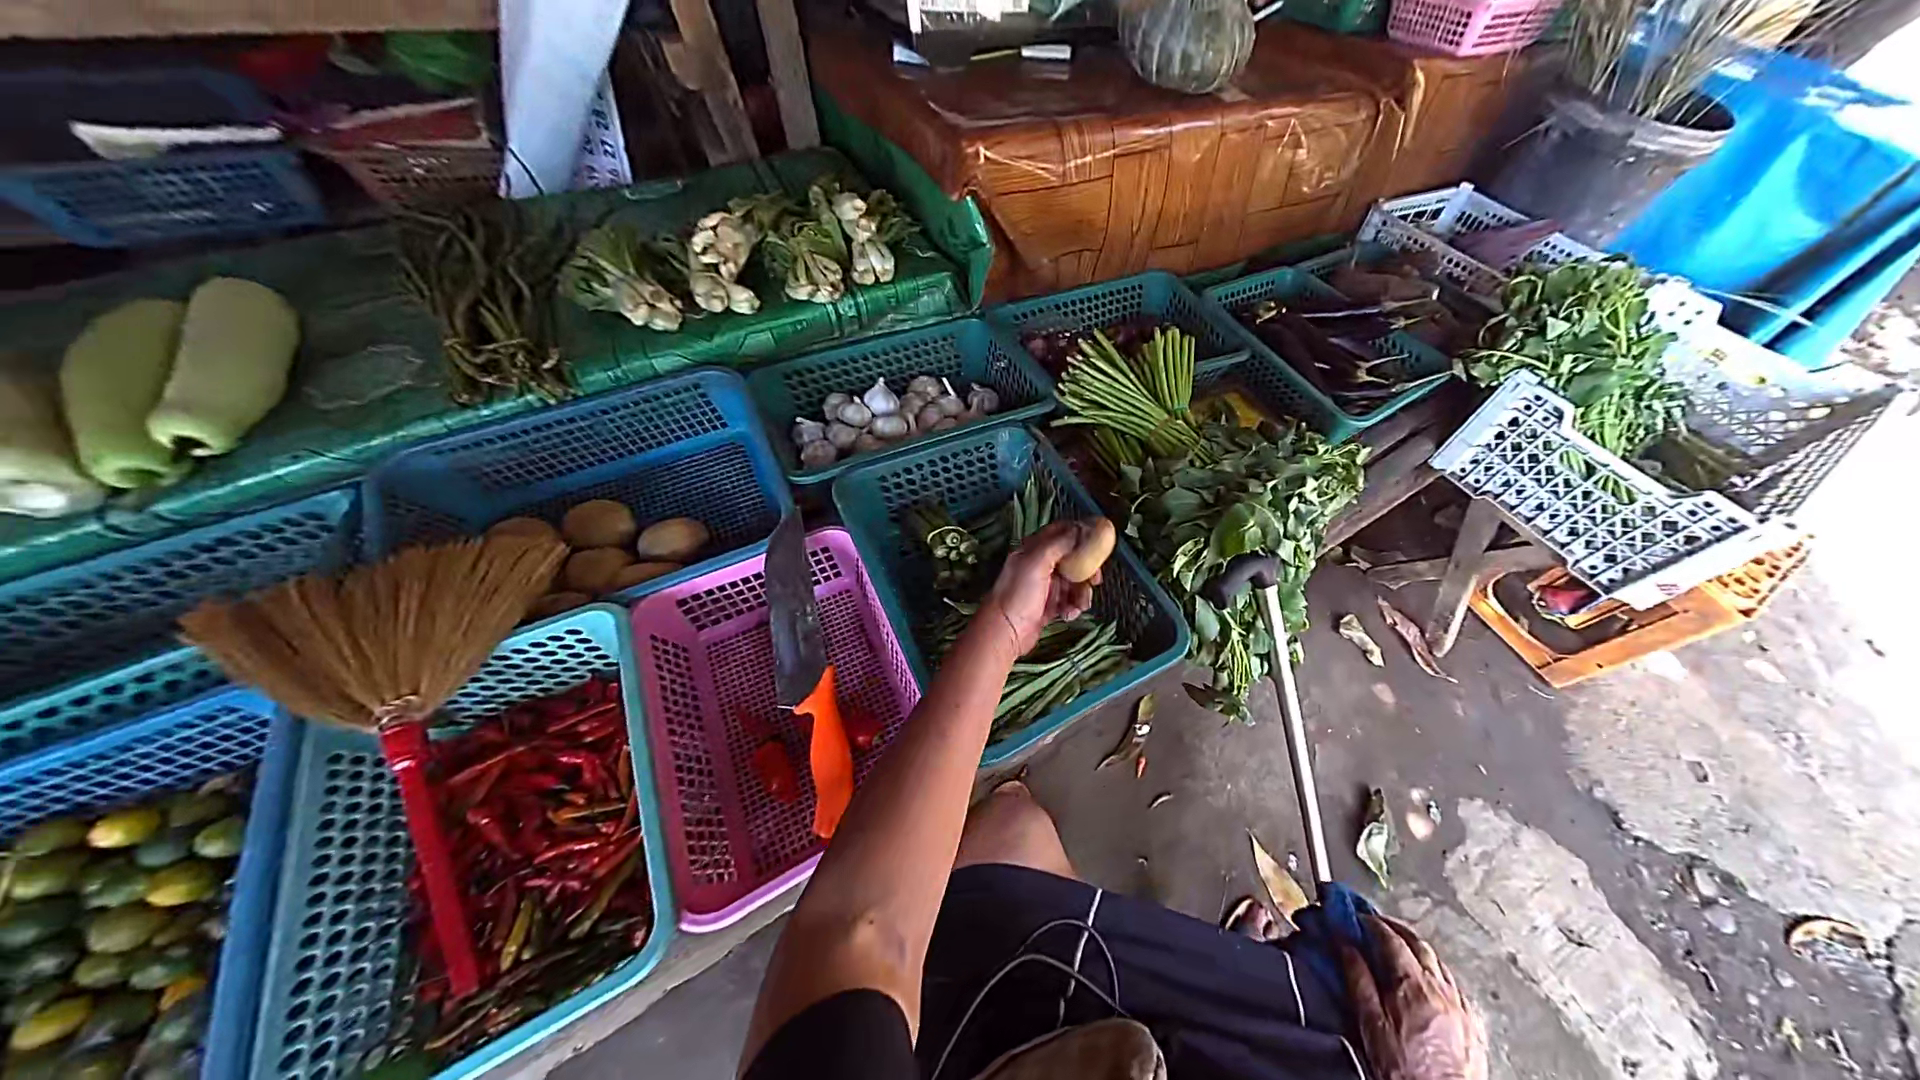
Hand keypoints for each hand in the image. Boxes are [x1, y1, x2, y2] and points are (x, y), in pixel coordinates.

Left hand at [975, 521, 1099, 656]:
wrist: (1005, 632)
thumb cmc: (1018, 595)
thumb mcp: (1037, 562)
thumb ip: (1059, 544)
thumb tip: (1082, 530)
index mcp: (1033, 549)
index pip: (1061, 531)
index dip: (1080, 533)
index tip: (1098, 543)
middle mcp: (1040, 564)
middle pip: (1072, 558)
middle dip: (1086, 569)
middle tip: (1095, 580)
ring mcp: (1045, 585)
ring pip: (1074, 581)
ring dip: (1081, 592)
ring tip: (1079, 605)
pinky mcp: (1049, 605)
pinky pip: (1069, 600)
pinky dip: (1073, 606)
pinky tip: (1068, 614)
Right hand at [1339, 914, 1487, 1079]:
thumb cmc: (1403, 1069)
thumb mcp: (1369, 1022)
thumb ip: (1357, 978)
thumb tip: (1346, 945)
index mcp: (1412, 985)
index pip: (1390, 939)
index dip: (1372, 923)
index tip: (1358, 918)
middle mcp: (1441, 990)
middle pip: (1419, 944)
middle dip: (1396, 929)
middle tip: (1378, 924)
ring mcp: (1461, 1007)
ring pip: (1439, 963)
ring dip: (1418, 949)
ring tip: (1400, 947)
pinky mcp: (1474, 1025)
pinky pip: (1455, 986)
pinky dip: (1438, 973)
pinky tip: (1430, 979)